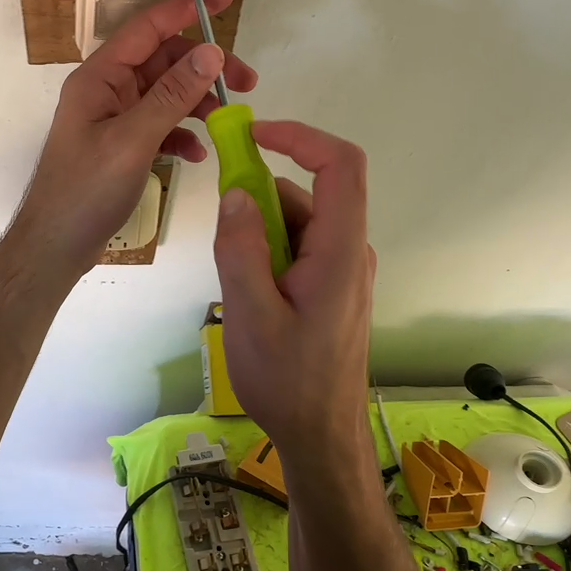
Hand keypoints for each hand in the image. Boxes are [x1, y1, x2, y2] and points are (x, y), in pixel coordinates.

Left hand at [11, 0, 257, 273]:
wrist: (56, 244)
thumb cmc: (86, 190)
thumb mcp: (133, 140)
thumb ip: (172, 95)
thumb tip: (211, 53)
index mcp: (99, 77)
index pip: (147, 28)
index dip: (188, 9)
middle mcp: (106, 90)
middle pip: (163, 61)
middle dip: (205, 67)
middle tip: (248, 82)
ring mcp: (113, 119)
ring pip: (165, 94)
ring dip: (198, 102)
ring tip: (228, 120)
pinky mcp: (121, 146)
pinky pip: (159, 126)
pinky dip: (181, 134)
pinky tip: (197, 153)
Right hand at [212, 122, 376, 458]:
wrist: (320, 436)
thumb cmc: (286, 380)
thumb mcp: (250, 314)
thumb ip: (240, 249)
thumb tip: (236, 192)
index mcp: (339, 252)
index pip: (339, 166)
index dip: (300, 136)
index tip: (252, 134)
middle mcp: (349, 253)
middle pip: (308, 196)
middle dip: (259, 200)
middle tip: (221, 235)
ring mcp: (343, 273)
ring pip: (298, 225)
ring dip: (260, 234)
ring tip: (235, 285)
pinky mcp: (332, 291)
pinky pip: (299, 251)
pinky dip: (268, 255)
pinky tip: (249, 296)